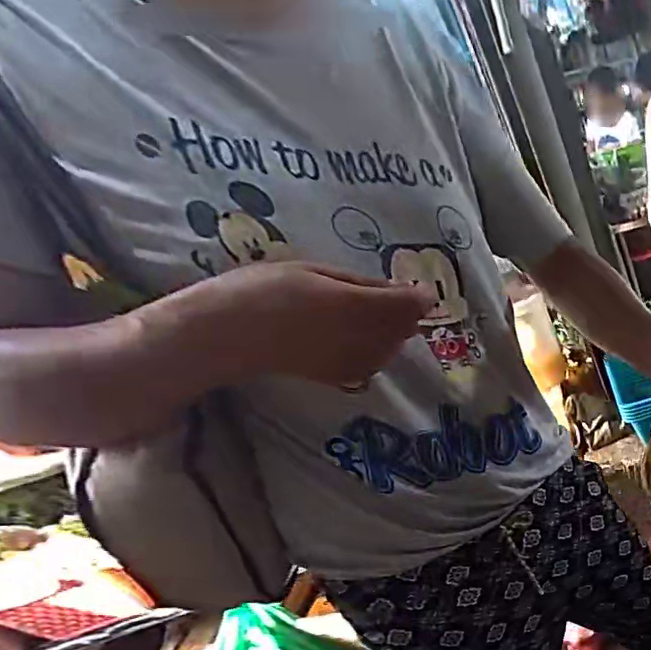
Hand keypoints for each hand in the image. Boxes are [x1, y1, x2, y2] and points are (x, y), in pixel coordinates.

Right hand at [137, 261, 435, 388]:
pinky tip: (360, 338)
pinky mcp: (346, 377)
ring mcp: (357, 361)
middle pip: (405, 327)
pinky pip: (377, 362)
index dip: (420, 297)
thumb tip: (397, 289)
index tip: (421, 288)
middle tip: (397, 297)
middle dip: (407, 313)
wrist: (229, 334)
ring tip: (372, 315)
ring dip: (393, 331)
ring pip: (394, 346)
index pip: (407, 305)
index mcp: (356, 306)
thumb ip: (359, 283)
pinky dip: (379, 350)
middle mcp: (364, 338)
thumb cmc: (263, 290)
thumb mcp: (311, 272)